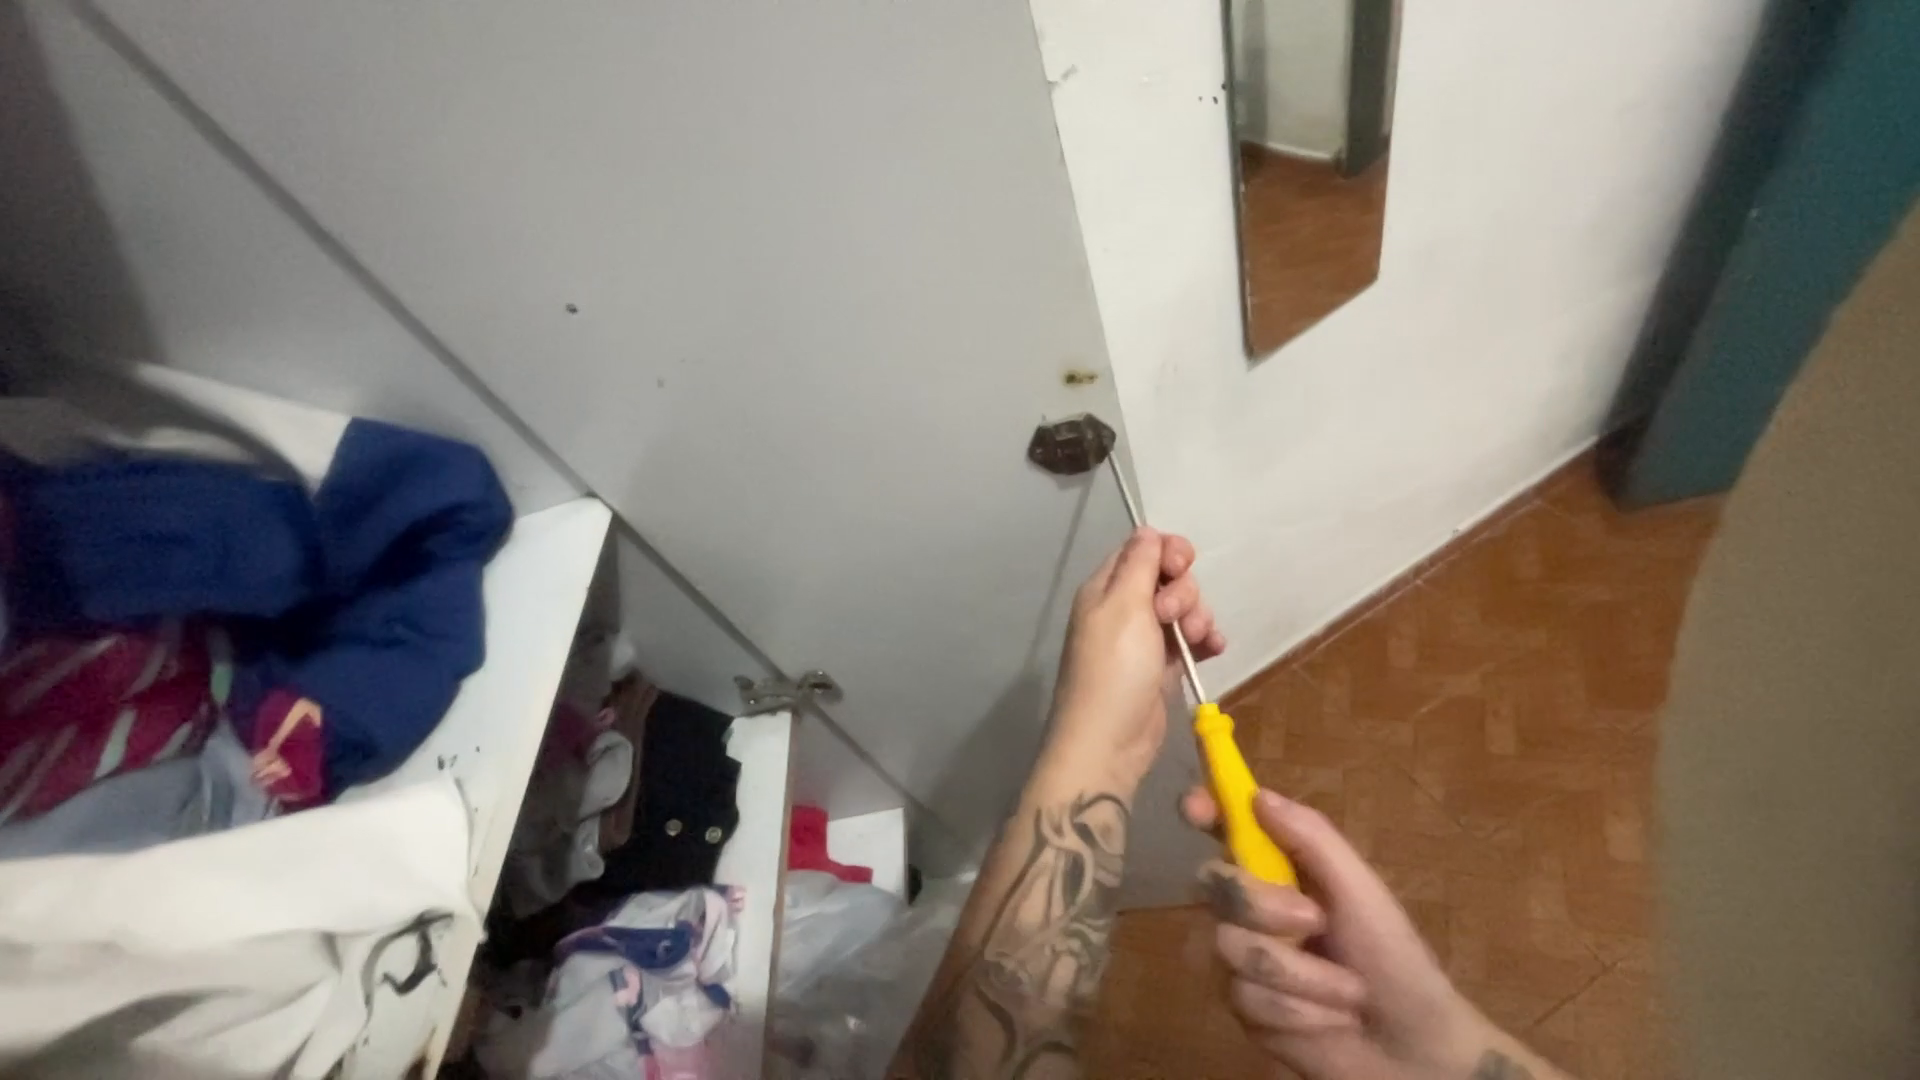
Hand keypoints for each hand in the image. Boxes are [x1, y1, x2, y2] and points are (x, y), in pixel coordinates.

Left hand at [1045, 527, 1224, 789]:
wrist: (1109, 740)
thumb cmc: (1114, 668)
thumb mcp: (1124, 606)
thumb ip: (1139, 564)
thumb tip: (1147, 530)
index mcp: (1106, 588)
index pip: (1142, 550)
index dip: (1168, 552)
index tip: (1180, 566)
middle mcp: (1123, 609)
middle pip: (1168, 578)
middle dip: (1183, 592)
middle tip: (1172, 616)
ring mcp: (1144, 639)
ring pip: (1183, 609)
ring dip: (1198, 618)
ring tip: (1196, 641)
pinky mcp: (1162, 666)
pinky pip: (1191, 641)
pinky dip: (1206, 641)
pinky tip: (1215, 649)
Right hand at [1183, 788, 1495, 1079]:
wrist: (1414, 1053)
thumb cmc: (1394, 958)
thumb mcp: (1361, 890)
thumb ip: (1312, 838)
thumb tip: (1257, 794)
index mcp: (1275, 866)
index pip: (1221, 826)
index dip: (1201, 809)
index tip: (1196, 808)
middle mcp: (1246, 904)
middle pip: (1213, 884)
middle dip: (1264, 908)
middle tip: (1316, 922)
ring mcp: (1238, 954)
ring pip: (1229, 947)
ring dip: (1299, 974)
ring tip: (1346, 992)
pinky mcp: (1241, 1005)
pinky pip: (1245, 997)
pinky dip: (1297, 1012)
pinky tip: (1327, 1020)